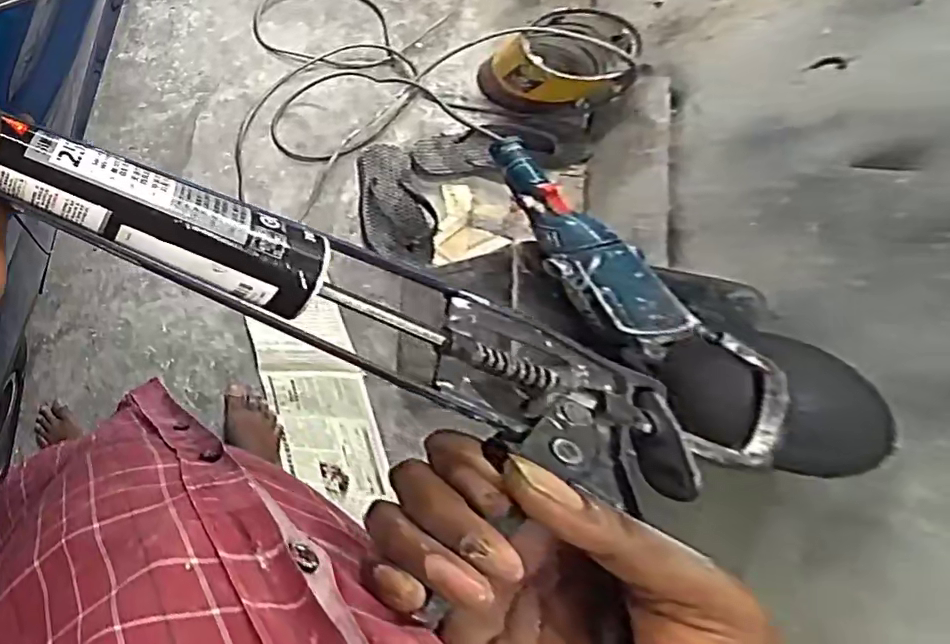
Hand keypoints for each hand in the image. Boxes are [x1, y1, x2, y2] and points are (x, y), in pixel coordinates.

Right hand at [364, 432, 776, 643]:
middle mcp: (494, 541)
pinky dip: (383, 576)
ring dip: (414, 543)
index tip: (501, 499)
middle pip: (419, 478)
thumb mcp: (702, 599)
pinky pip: (380, 578)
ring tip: (472, 592)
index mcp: (548, 524)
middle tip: (497, 557)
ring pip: (391, 519)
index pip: (471, 456)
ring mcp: (463, 582)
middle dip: (444, 507)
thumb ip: (616, 529)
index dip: (471, 464)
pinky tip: (415, 596)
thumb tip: (525, 472)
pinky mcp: (441, 626)